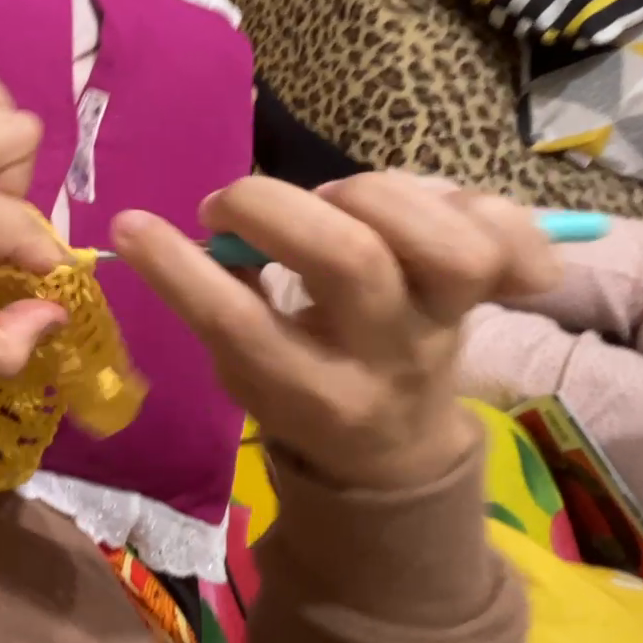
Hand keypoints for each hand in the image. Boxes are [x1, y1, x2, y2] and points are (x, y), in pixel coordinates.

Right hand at [112, 172, 561, 490]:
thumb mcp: (237, 370)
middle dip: (272, 209)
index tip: (130, 224)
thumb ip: (218, 304)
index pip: (238, 323)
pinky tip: (425, 212)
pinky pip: (512, 235)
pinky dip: (473, 206)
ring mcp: (451, 325)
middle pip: (350, 262)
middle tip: (228, 207)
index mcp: (307, 393)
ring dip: (367, 197)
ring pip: (443, 243)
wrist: (391, 446)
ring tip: (325, 203)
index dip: (178, 267)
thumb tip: (185, 228)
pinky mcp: (494, 295)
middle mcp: (384, 360)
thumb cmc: (293, 394)